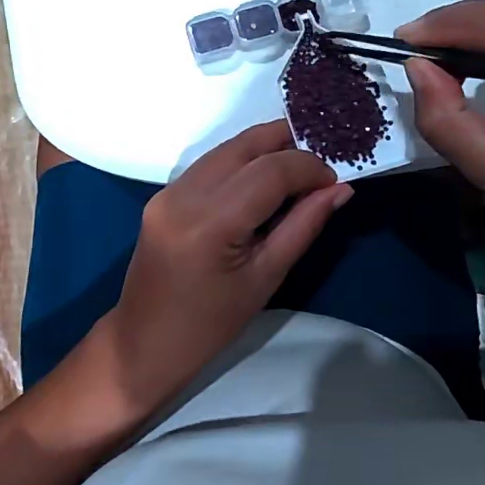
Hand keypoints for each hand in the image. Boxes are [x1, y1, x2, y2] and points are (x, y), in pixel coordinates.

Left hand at [104, 121, 352, 399]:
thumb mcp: (266, 278)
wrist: (145, 342)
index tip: (335, 180)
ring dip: (264, 149)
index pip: (269, 171)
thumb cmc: (210, 325)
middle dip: (287, 142)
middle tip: (322, 156)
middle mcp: (183, 195)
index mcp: (209, 223)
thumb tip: (339, 188)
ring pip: (225, 149)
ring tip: (300, 166)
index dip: (308, 167)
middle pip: (244, 145)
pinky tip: (263, 177)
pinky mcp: (162, 195)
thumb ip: (303, 226)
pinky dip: (240, 162)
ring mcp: (167, 192)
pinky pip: (208, 165)